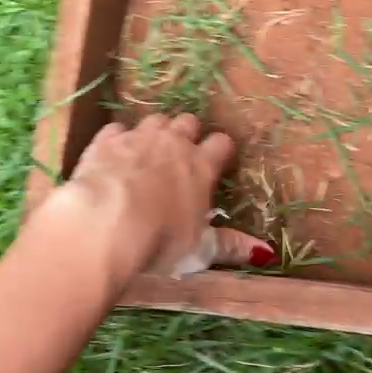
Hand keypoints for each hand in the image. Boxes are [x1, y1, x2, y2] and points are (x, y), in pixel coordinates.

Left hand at [32, 113, 273, 287]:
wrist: (105, 223)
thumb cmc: (159, 240)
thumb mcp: (199, 250)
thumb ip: (230, 245)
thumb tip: (267, 252)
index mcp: (201, 166)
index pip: (221, 143)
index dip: (220, 150)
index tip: (217, 160)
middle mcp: (173, 143)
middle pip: (188, 122)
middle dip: (186, 133)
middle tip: (180, 155)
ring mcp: (138, 137)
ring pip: (154, 120)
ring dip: (155, 133)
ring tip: (148, 154)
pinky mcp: (106, 140)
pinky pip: (117, 129)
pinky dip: (118, 139)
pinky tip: (114, 155)